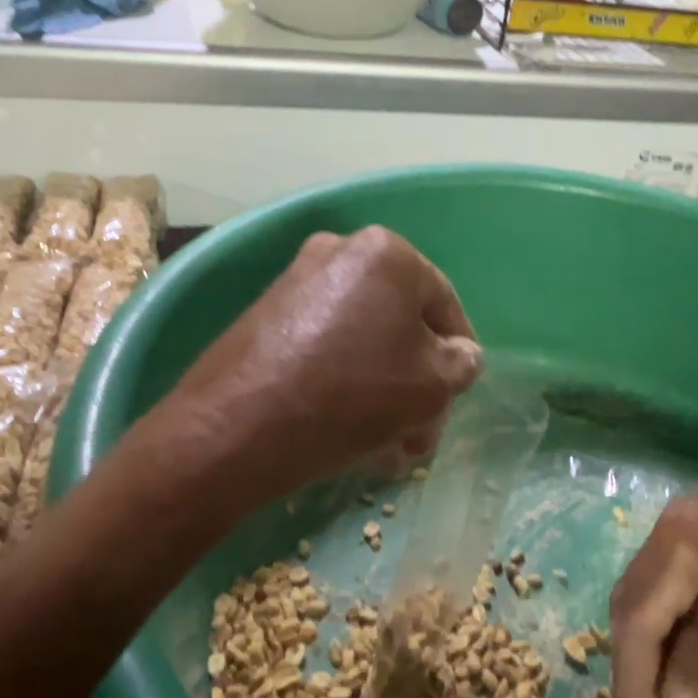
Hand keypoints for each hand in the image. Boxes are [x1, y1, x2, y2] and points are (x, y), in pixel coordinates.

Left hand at [166, 226, 482, 493]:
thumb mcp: (432, 386)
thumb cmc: (352, 395)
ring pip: (363, 337)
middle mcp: (340, 252)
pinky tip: (349, 431)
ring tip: (386, 446)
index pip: (443, 303)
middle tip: (419, 432)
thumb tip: (458, 354)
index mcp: (386, 252)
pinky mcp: (267, 313)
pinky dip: (345, 379)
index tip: (456, 396)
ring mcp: (298, 280)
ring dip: (383, 387)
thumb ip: (461, 364)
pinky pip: (326, 343)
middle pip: (399, 322)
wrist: (236, 426)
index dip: (459, 354)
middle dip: (416, 379)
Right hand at [609, 473, 697, 697]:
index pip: (635, 621)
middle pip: (636, 606)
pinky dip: (683, 633)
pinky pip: (683, 590)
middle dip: (638, 668)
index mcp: (676, 541)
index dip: (632, 683)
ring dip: (659, 653)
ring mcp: (697, 530)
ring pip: (657, 599)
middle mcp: (673, 528)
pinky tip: (695, 673)